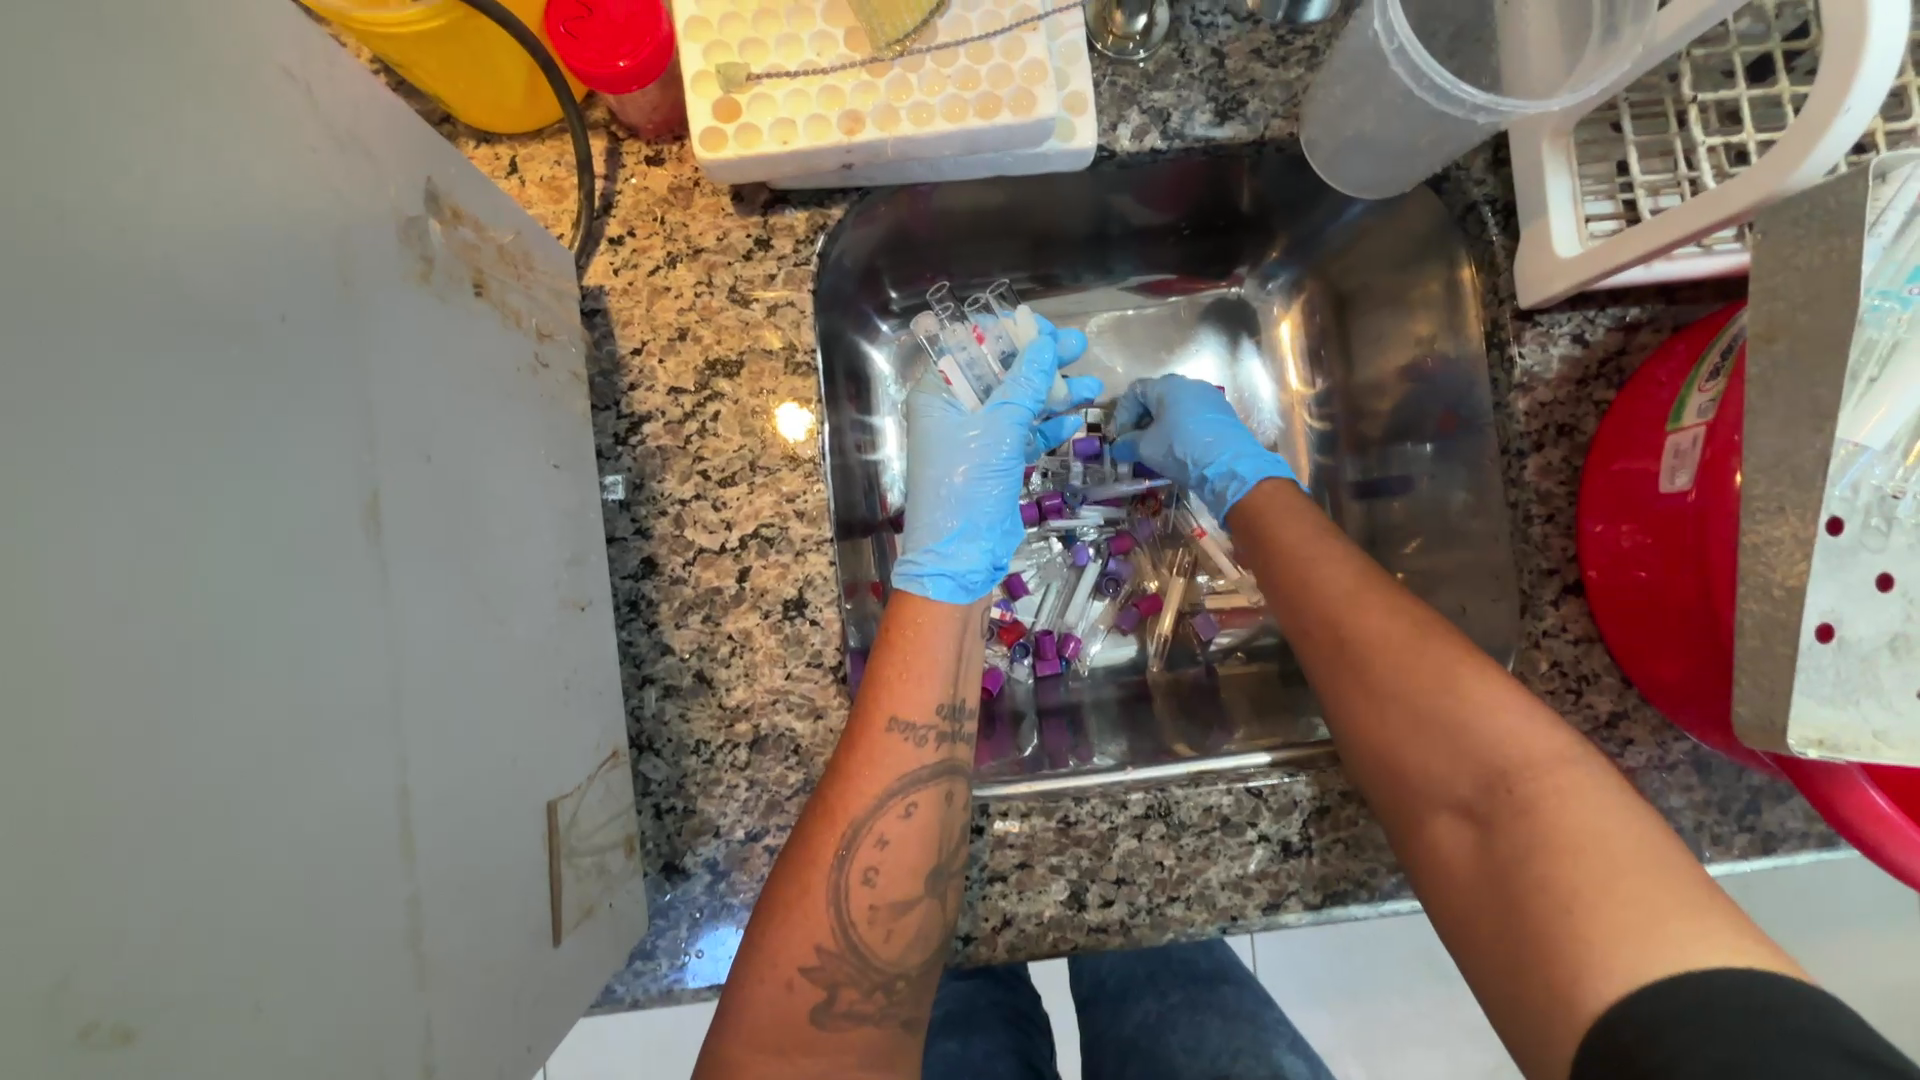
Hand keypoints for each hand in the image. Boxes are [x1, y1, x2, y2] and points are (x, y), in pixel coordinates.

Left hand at [892, 318, 1100, 604]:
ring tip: (1091, 389)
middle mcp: (954, 411)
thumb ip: (1024, 383)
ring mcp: (976, 438)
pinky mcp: (995, 463)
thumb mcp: (998, 428)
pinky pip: (1023, 435)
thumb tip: (1045, 343)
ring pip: (1017, 404)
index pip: (972, 346)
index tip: (1047, 331)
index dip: (1010, 333)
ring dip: (1052, 394)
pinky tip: (1073, 420)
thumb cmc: (967, 484)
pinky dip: (1046, 427)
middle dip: (1041, 361)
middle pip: (1000, 373)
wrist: (960, 556)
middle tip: (1080, 348)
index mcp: (939, 394)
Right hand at [1110, 374, 1297, 520]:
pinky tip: (1179, 449)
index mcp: (1167, 386)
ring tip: (1156, 448)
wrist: (1228, 466)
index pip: (1135, 391)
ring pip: (1177, 408)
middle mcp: (1190, 384)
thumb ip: (1127, 444)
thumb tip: (1118, 447)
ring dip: (1162, 426)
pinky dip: (1181, 430)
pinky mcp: (1224, 414)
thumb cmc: (1179, 448)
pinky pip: (1194, 417)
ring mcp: (1210, 398)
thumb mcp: (1145, 448)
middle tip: (1135, 442)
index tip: (1119, 437)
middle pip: (1157, 398)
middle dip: (1142, 420)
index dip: (1122, 414)